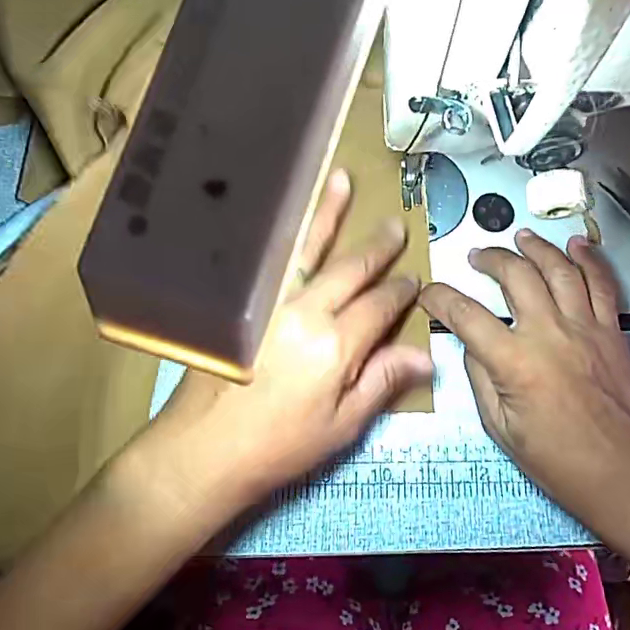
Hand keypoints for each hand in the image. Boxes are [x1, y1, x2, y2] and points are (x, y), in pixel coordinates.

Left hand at [130, 168, 432, 524]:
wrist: (204, 449)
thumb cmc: (278, 447)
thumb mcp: (341, 425)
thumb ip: (381, 381)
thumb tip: (425, 355)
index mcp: (334, 345)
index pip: (378, 306)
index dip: (400, 291)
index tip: (413, 279)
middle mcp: (303, 312)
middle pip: (348, 270)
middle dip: (376, 247)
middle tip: (394, 225)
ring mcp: (267, 302)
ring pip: (304, 249)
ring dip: (326, 214)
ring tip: (341, 180)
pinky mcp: (239, 303)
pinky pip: (268, 261)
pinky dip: (282, 236)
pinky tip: (287, 220)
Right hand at [418, 230, 629, 501]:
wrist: (621, 472)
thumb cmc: (554, 459)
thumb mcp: (498, 426)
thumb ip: (480, 377)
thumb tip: (474, 344)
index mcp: (514, 361)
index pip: (465, 314)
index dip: (439, 299)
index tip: (428, 295)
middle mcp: (549, 333)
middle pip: (516, 276)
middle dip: (489, 259)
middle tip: (476, 257)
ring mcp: (586, 328)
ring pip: (560, 269)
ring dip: (537, 248)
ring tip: (520, 237)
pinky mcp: (612, 331)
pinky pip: (602, 284)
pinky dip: (590, 259)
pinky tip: (577, 244)